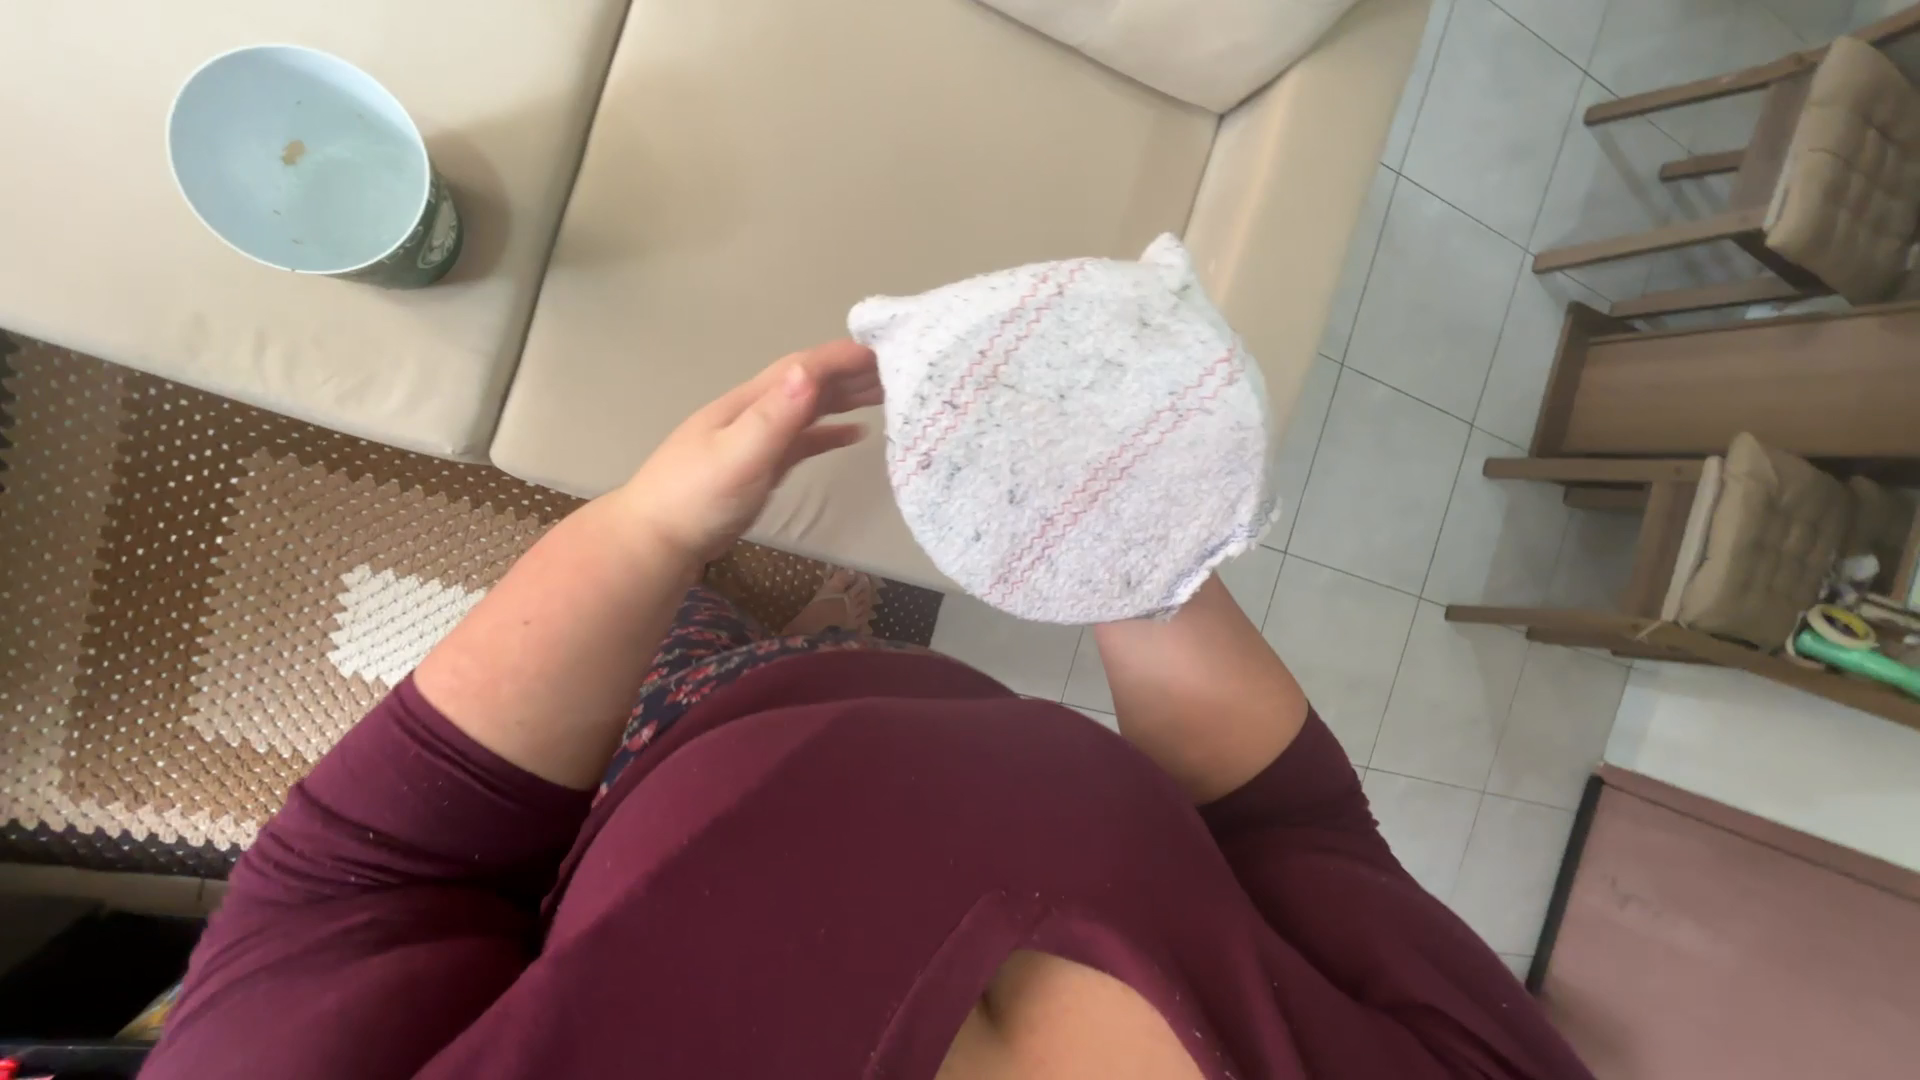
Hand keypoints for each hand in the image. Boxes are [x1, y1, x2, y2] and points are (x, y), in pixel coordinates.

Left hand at [614, 340, 881, 564]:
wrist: (659, 539)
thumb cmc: (697, 497)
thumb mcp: (738, 455)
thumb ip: (774, 417)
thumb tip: (809, 373)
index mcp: (750, 403)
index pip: (803, 368)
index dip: (843, 356)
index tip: (885, 350)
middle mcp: (757, 413)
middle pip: (811, 383)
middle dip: (853, 372)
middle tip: (900, 369)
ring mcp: (759, 439)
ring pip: (810, 408)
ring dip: (846, 397)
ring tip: (887, 393)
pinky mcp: (763, 465)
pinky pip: (804, 440)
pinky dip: (830, 433)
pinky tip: (855, 434)